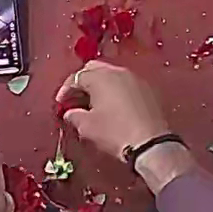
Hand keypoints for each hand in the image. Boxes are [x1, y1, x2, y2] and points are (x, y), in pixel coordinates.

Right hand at [55, 60, 178, 159]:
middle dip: (82, 81)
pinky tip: (111, 104)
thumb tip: (70, 113)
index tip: (61, 103)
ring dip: (98, 84)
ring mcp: (134, 78)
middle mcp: (117, 71)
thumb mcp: (87, 127)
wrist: (151, 143)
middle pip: (94, 68)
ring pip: (110, 73)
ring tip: (92, 102)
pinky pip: (124, 82)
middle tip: (75, 98)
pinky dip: (113, 89)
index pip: (76, 76)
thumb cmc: (115, 132)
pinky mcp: (146, 88)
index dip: (66, 89)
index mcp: (100, 77)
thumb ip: (74, 116)